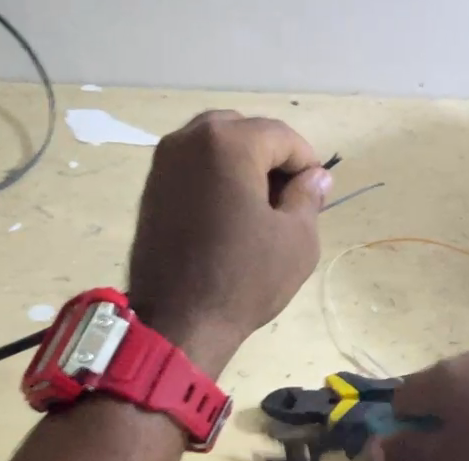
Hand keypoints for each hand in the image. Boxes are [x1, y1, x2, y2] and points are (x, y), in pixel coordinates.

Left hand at [128, 111, 331, 372]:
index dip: (307, 163)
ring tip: (259, 210)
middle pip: (245, 132)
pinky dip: (216, 180)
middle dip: (271, 159)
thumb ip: (308, 198)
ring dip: (243, 167)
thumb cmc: (246, 280)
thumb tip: (316, 176)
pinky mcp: (152, 187)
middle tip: (288, 201)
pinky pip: (194, 167)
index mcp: (230, 143)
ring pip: (215, 146)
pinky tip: (229, 218)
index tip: (317, 195)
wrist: (181, 320)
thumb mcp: (297, 241)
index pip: (282, 136)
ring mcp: (164, 161)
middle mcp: (190, 138)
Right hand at [375, 348, 468, 460]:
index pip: (401, 396)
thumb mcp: (447, 459)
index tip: (420, 450)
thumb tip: (375, 449)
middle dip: (438, 415)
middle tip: (455, 450)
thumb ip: (408, 452)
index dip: (402, 426)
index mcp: (438, 378)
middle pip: (437, 386)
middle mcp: (467, 359)